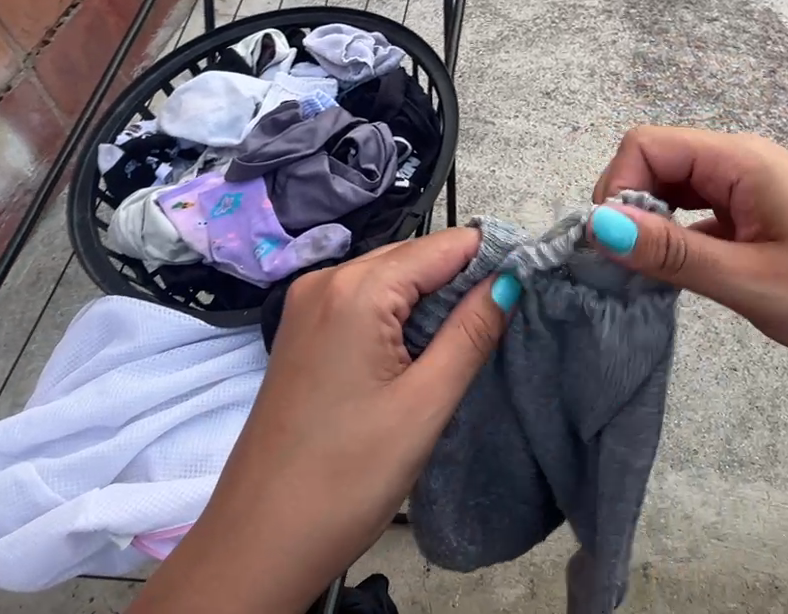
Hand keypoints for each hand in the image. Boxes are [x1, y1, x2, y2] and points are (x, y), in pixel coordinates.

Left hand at [132, 228, 516, 613]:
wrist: (258, 542)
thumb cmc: (346, 477)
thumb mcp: (424, 404)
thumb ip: (471, 332)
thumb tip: (510, 279)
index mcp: (356, 289)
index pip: (444, 245)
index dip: (491, 258)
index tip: (529, 284)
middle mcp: (325, 280)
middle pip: (414, 257)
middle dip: (461, 280)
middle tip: (502, 320)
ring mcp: (306, 304)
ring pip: (389, 278)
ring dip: (431, 300)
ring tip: (468, 339)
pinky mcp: (301, 331)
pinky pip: (363, 301)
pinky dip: (398, 315)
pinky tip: (420, 350)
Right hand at [590, 126, 787, 376]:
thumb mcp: (751, 283)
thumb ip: (671, 253)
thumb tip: (597, 226)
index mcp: (743, 160)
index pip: (647, 145)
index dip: (617, 187)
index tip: (613, 245)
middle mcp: (745, 161)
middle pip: (658, 162)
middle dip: (630, 206)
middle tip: (626, 266)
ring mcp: (755, 186)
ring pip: (677, 187)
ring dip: (653, 222)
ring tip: (648, 272)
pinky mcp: (763, 212)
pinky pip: (702, 211)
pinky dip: (680, 236)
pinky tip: (681, 273)